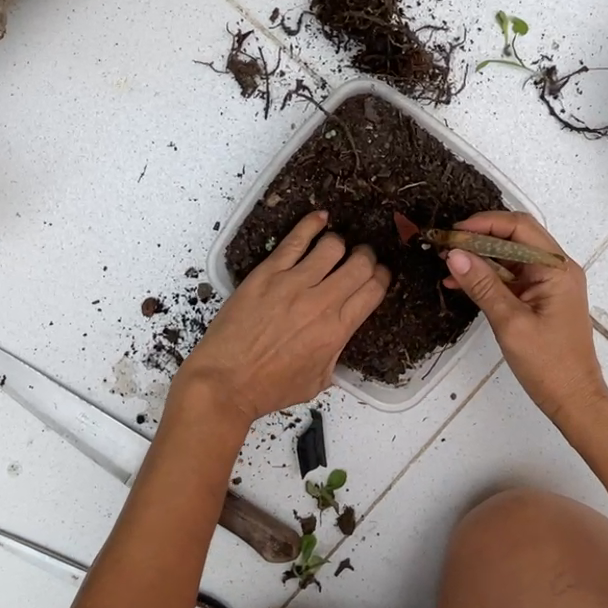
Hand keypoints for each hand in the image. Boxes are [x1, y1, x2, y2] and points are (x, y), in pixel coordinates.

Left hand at [176, 211, 390, 428]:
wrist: (224, 382)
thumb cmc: (268, 388)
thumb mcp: (318, 380)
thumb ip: (337, 352)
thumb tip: (343, 330)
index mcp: (337, 330)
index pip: (374, 290)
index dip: (382, 277)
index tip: (380, 275)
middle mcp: (320, 302)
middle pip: (360, 264)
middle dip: (367, 258)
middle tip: (361, 258)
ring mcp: (292, 284)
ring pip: (333, 246)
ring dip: (340, 244)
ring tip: (335, 248)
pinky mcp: (267, 273)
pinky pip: (296, 239)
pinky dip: (312, 225)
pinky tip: (320, 219)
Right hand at [442, 212, 607, 420]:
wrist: (574, 400)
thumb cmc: (548, 364)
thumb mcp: (510, 322)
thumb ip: (482, 285)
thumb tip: (454, 254)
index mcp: (556, 269)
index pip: (519, 227)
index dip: (484, 223)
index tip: (453, 233)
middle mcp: (556, 269)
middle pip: (515, 237)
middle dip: (479, 237)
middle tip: (446, 245)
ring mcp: (549, 284)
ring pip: (510, 257)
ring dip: (480, 257)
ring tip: (447, 263)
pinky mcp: (541, 299)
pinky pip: (511, 277)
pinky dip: (487, 277)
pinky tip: (460, 282)